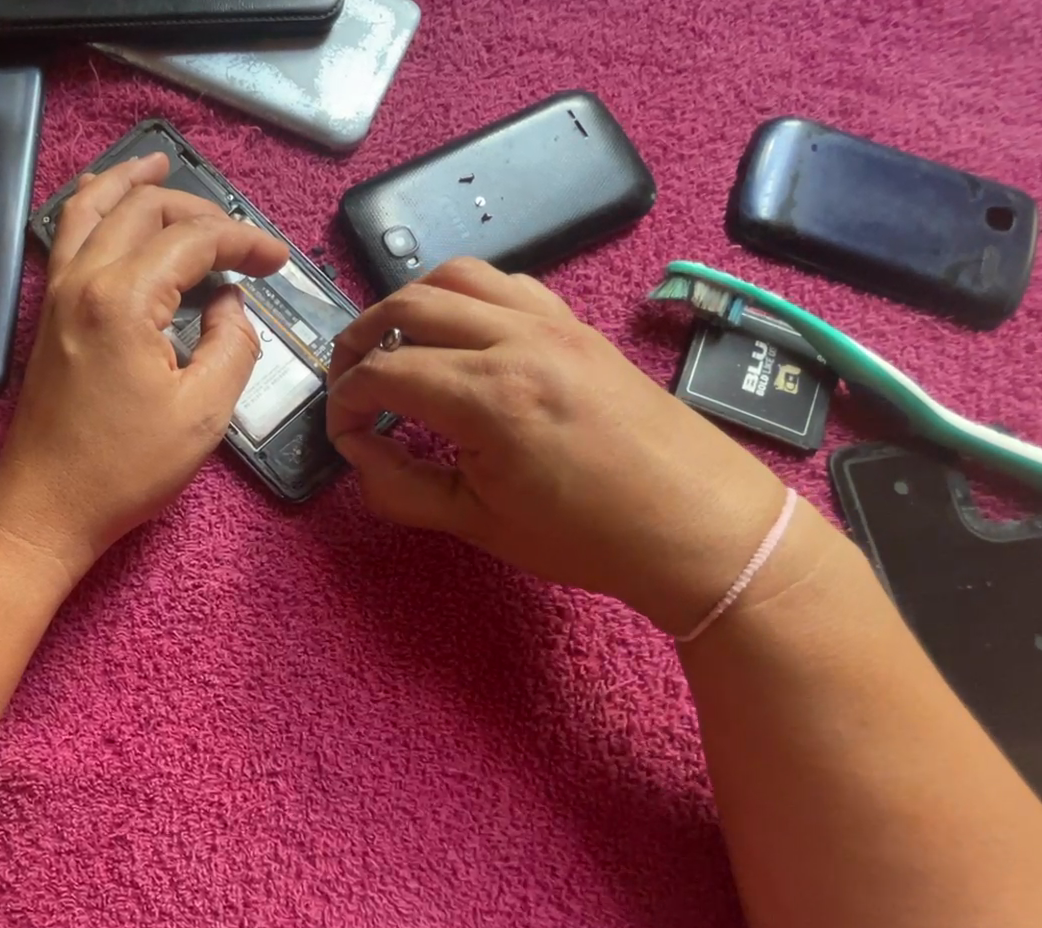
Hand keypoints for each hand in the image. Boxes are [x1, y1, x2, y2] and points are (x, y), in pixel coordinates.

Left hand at [0, 153, 289, 577]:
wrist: (47, 507)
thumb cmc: (123, 470)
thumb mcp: (203, 414)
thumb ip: (233, 346)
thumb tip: (232, 306)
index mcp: (124, 300)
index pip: (194, 240)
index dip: (244, 242)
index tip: (277, 262)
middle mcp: (82, 281)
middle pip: (146, 210)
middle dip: (200, 211)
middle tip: (239, 239)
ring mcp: (56, 295)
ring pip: (94, 209)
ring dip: (132, 184)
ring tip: (160, 164)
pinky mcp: (47, 316)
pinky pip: (66, 238)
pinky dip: (91, 209)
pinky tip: (106, 205)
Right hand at [326, 257, 793, 635]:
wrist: (697, 526)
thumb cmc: (584, 537)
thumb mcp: (474, 523)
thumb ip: (398, 484)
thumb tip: (356, 452)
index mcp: (489, 397)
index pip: (382, 373)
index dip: (344, 403)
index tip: (343, 436)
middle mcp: (517, 340)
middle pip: (406, 305)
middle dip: (357, 342)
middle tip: (347, 386)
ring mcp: (552, 323)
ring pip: (454, 277)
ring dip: (405, 305)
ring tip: (389, 347)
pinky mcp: (576, 323)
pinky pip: (503, 283)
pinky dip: (460, 297)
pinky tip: (453, 337)